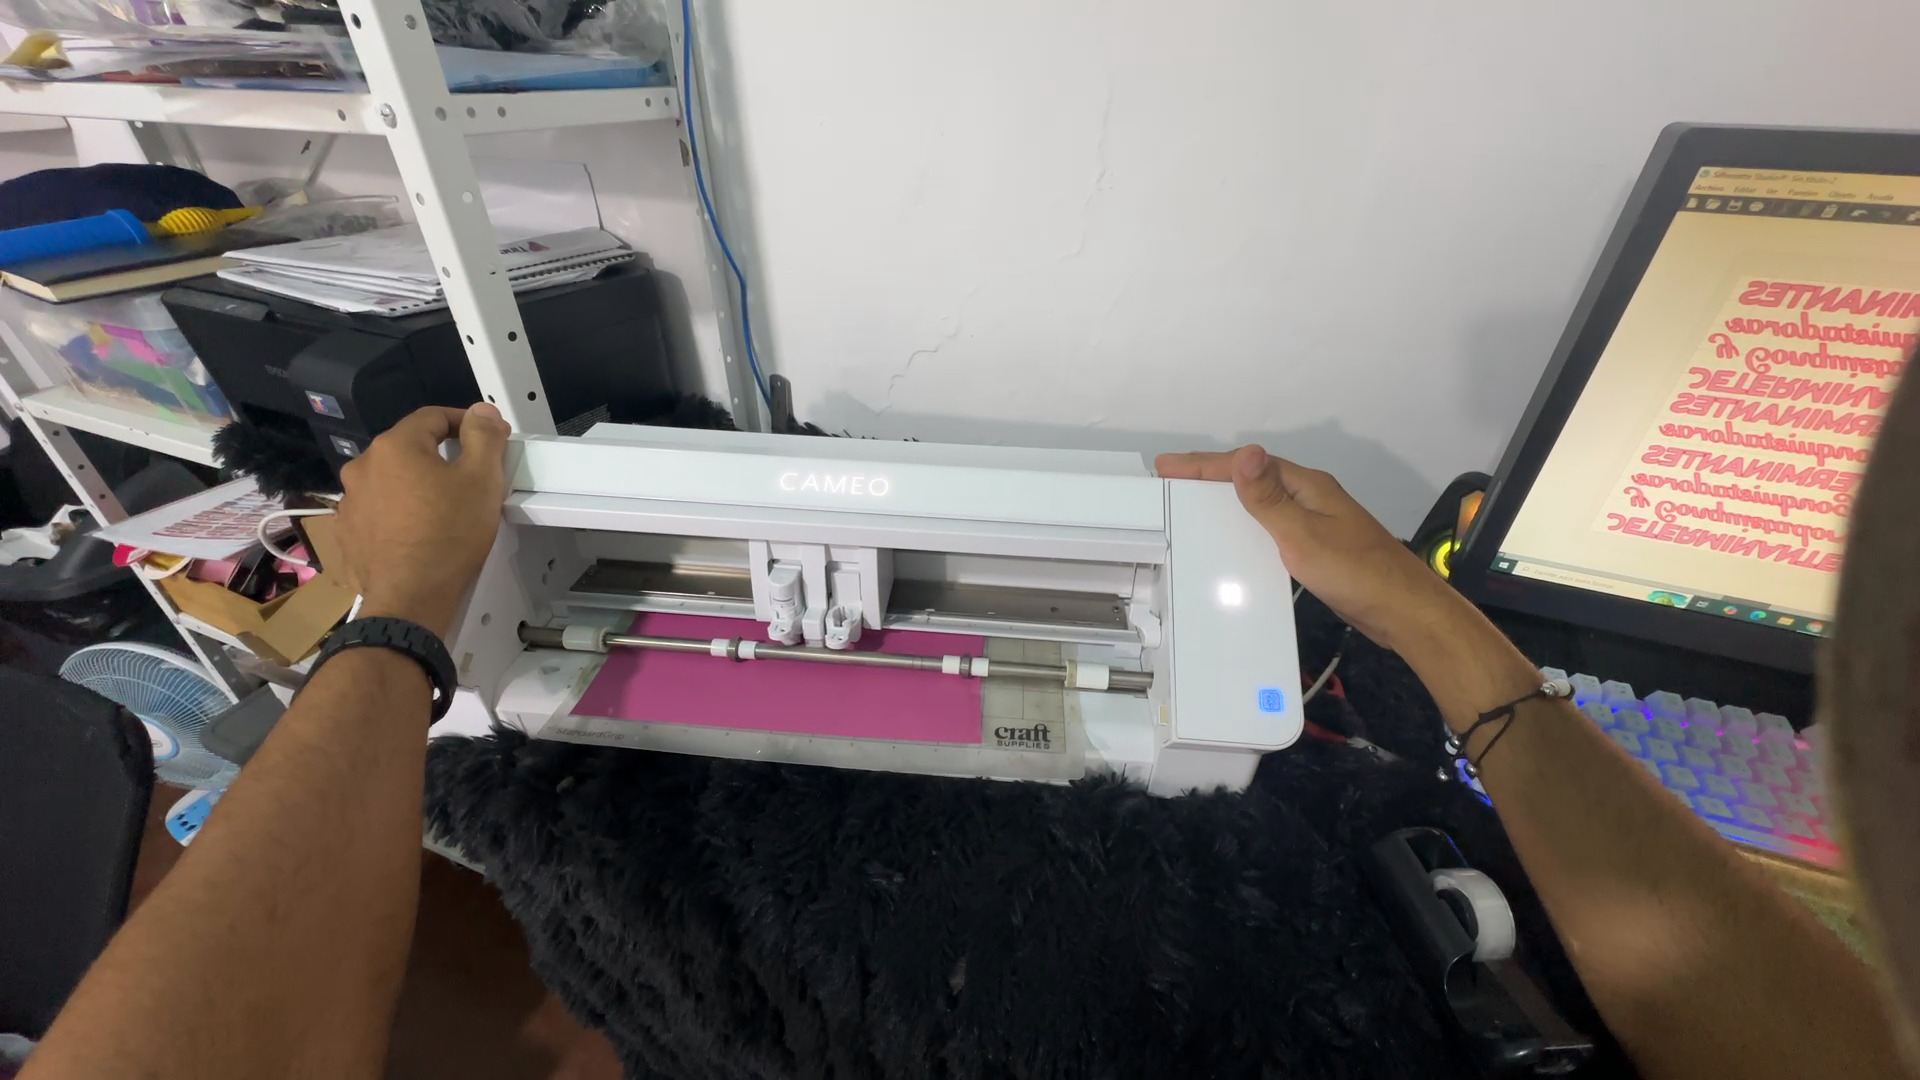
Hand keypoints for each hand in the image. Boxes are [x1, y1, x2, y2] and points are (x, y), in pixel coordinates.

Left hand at [332, 405, 511, 638]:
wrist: (410, 595)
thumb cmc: (451, 531)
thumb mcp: (482, 479)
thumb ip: (484, 437)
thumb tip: (482, 411)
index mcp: (395, 446)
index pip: (432, 416)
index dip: (466, 421)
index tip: (490, 437)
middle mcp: (363, 466)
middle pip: (410, 448)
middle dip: (443, 455)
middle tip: (474, 476)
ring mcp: (350, 500)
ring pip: (393, 479)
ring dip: (420, 484)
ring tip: (448, 508)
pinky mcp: (348, 531)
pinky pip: (380, 508)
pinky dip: (402, 510)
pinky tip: (423, 530)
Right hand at [1155, 445, 1471, 653]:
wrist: (1403, 611)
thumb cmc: (1354, 572)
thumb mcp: (1302, 535)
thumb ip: (1268, 498)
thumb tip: (1244, 453)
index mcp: (1305, 486)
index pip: (1245, 466)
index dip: (1202, 465)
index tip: (1166, 467)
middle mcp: (1308, 495)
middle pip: (1250, 477)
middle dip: (1208, 476)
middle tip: (1170, 481)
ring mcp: (1313, 519)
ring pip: (1259, 500)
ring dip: (1224, 497)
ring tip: (1190, 504)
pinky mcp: (1314, 543)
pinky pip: (1268, 523)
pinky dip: (1242, 522)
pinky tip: (1231, 537)